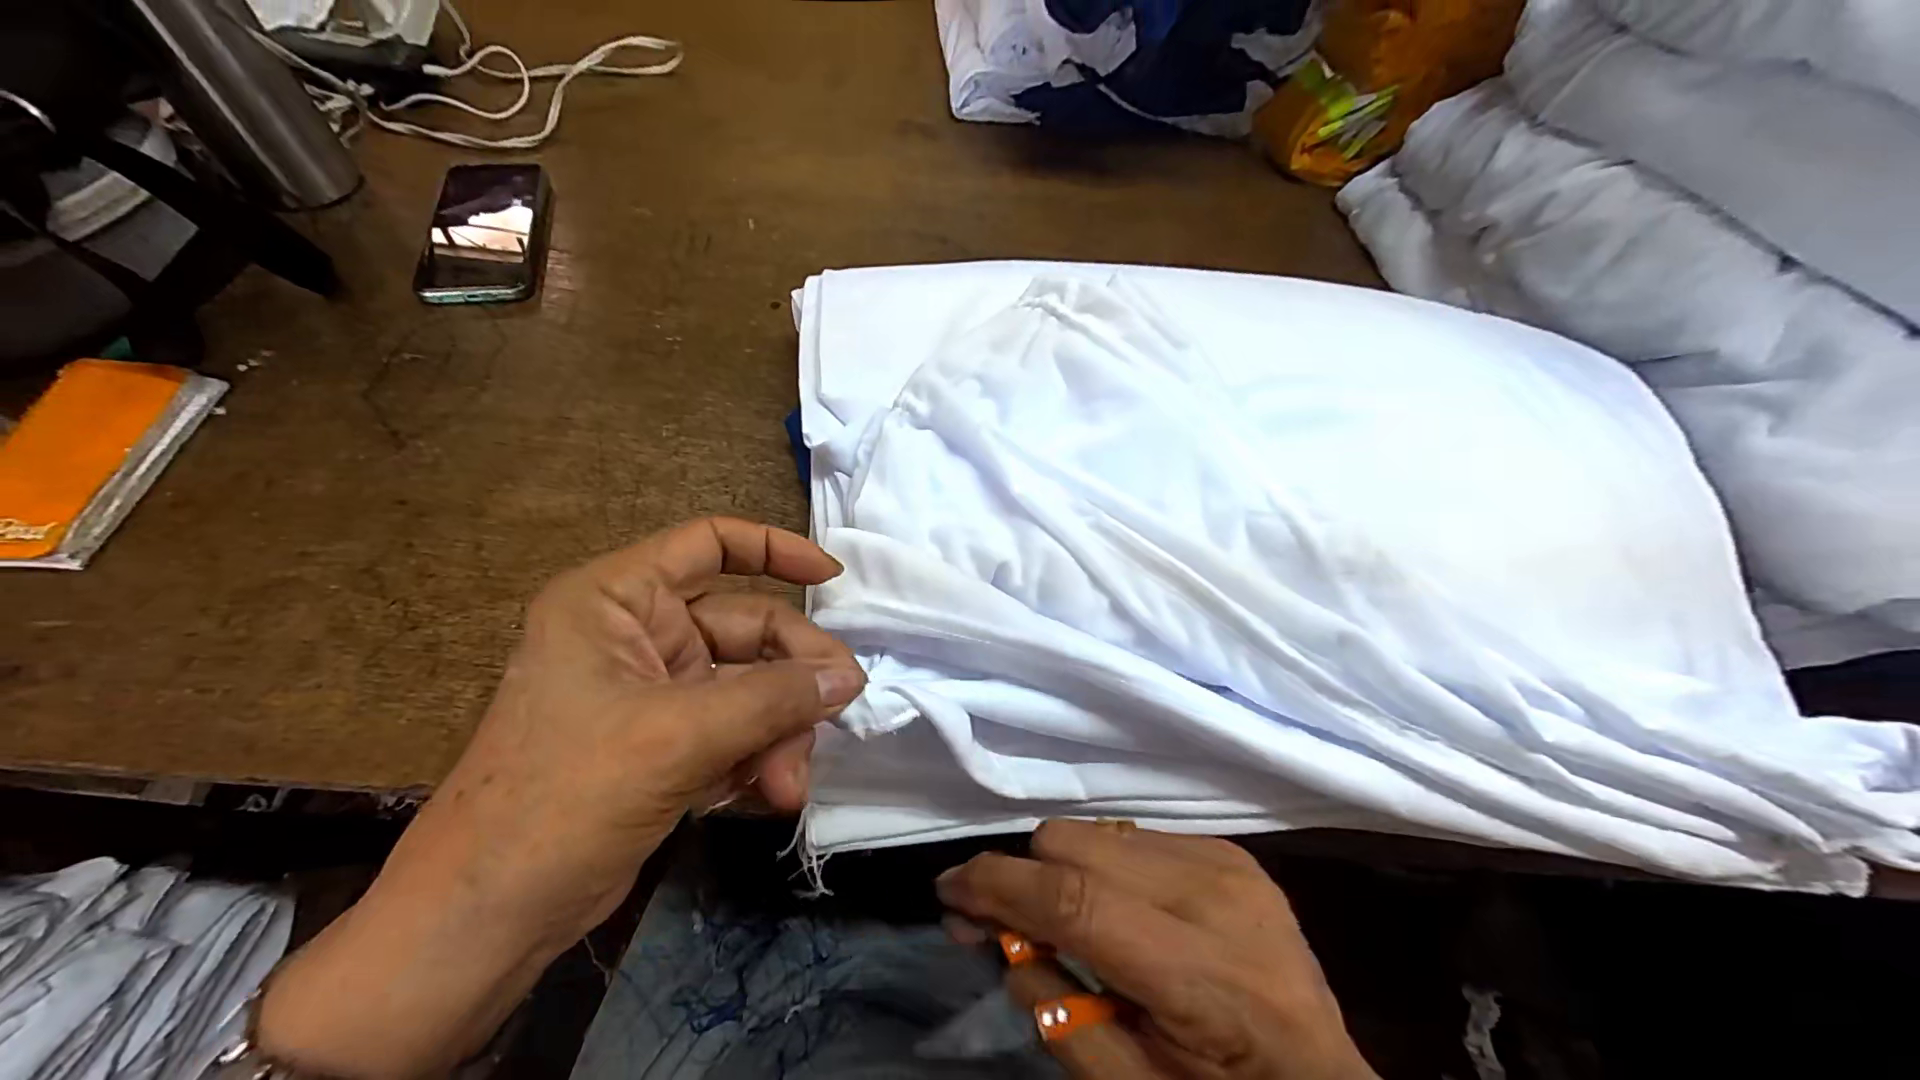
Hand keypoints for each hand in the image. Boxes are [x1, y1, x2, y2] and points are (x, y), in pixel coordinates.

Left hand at [258, 519, 864, 1077]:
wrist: (487, 920)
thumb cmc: (564, 798)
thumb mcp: (678, 736)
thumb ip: (773, 699)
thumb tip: (850, 677)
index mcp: (617, 600)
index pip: (709, 543)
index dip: (775, 550)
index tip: (833, 579)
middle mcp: (637, 635)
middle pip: (746, 629)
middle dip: (791, 678)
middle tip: (838, 710)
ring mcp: (654, 692)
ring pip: (750, 687)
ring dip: (779, 732)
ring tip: (788, 785)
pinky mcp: (666, 743)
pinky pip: (737, 728)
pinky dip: (758, 756)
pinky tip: (764, 795)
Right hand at [937, 820, 1377, 1079]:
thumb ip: (1057, 1011)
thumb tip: (998, 934)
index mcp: (1203, 972)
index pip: (1076, 901)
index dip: (999, 887)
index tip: (948, 890)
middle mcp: (1216, 893)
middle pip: (1076, 844)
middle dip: (1026, 878)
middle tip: (1004, 924)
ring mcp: (1228, 862)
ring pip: (1096, 831)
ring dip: (1063, 870)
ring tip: (1062, 920)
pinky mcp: (1230, 850)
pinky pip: (1131, 836)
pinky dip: (1103, 867)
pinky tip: (1116, 911)